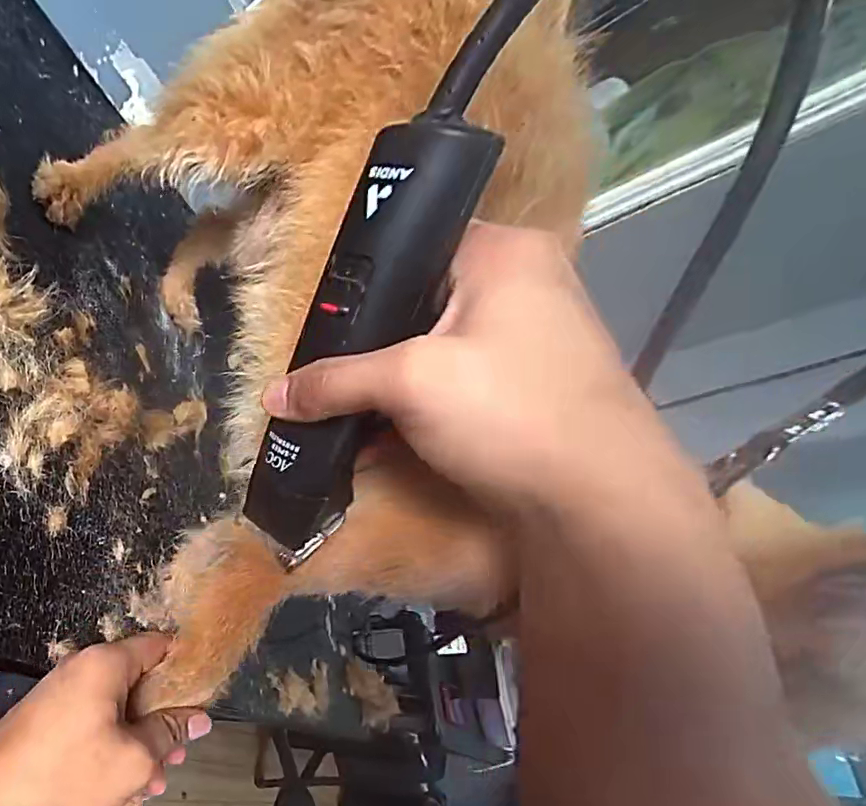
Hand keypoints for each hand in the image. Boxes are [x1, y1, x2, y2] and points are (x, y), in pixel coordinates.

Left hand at [0, 634, 211, 805]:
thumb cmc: (62, 775)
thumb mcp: (133, 760)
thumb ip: (169, 734)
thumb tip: (198, 719)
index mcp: (104, 663)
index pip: (160, 645)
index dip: (188, 668)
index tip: (204, 698)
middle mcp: (82, 668)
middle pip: (140, 680)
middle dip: (163, 718)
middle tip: (178, 755)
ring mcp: (62, 692)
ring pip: (118, 707)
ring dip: (139, 739)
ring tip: (151, 780)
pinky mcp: (48, 717)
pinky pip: (93, 720)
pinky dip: (112, 744)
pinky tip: (119, 783)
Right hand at [263, 224, 695, 516]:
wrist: (594, 501)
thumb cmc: (506, 411)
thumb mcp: (409, 384)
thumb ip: (335, 382)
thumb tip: (272, 397)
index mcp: (500, 253)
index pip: (408, 244)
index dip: (353, 282)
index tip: (309, 321)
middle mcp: (516, 285)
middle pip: (412, 303)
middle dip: (360, 344)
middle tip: (311, 368)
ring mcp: (519, 342)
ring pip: (426, 350)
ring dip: (380, 383)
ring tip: (330, 404)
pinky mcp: (514, 391)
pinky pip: (444, 386)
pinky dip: (407, 408)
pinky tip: (369, 435)